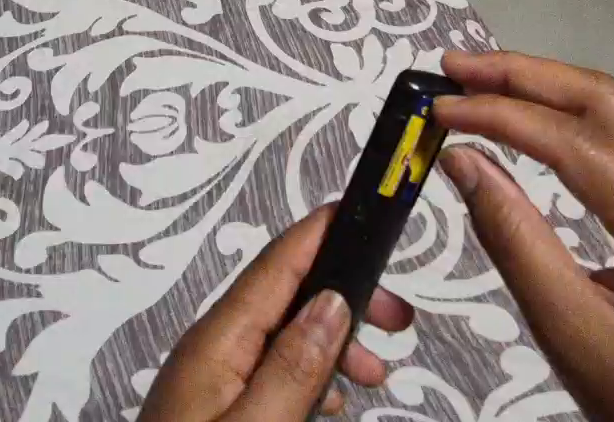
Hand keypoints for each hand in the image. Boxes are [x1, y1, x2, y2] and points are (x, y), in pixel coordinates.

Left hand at [138, 206, 417, 420]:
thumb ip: (293, 366)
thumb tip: (330, 301)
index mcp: (219, 340)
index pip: (276, 264)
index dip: (318, 232)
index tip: (357, 212)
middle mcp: (215, 347)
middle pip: (286, 295)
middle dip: (343, 293)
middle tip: (398, 317)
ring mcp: (216, 377)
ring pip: (285, 334)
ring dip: (334, 340)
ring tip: (378, 371)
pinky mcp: (221, 405)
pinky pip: (274, 368)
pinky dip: (312, 373)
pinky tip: (333, 398)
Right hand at [433, 51, 613, 421]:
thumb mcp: (571, 333)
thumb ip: (513, 238)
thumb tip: (460, 158)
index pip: (576, 143)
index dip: (500, 114)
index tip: (440, 108)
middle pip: (604, 101)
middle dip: (522, 74)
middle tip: (454, 68)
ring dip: (543, 83)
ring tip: (479, 78)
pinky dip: (565, 111)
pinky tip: (529, 111)